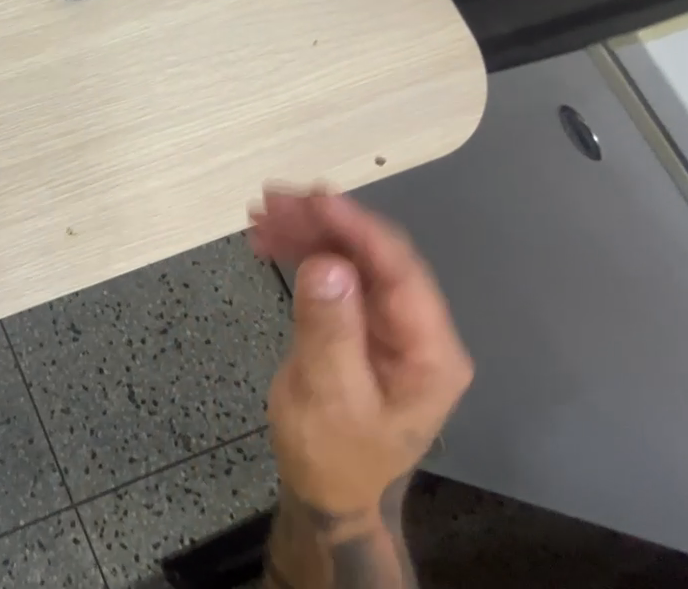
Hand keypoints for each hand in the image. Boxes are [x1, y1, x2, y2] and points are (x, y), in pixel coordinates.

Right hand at [250, 188, 471, 520]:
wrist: (326, 488)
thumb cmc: (332, 451)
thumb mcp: (327, 394)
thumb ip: (329, 328)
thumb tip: (325, 263)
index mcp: (428, 351)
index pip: (399, 273)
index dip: (358, 229)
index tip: (313, 198)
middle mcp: (414, 330)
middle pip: (375, 258)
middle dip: (324, 223)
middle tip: (269, 200)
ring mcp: (387, 326)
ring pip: (351, 261)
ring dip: (307, 233)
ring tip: (259, 214)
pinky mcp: (358, 325)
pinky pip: (334, 277)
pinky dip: (301, 253)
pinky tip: (268, 241)